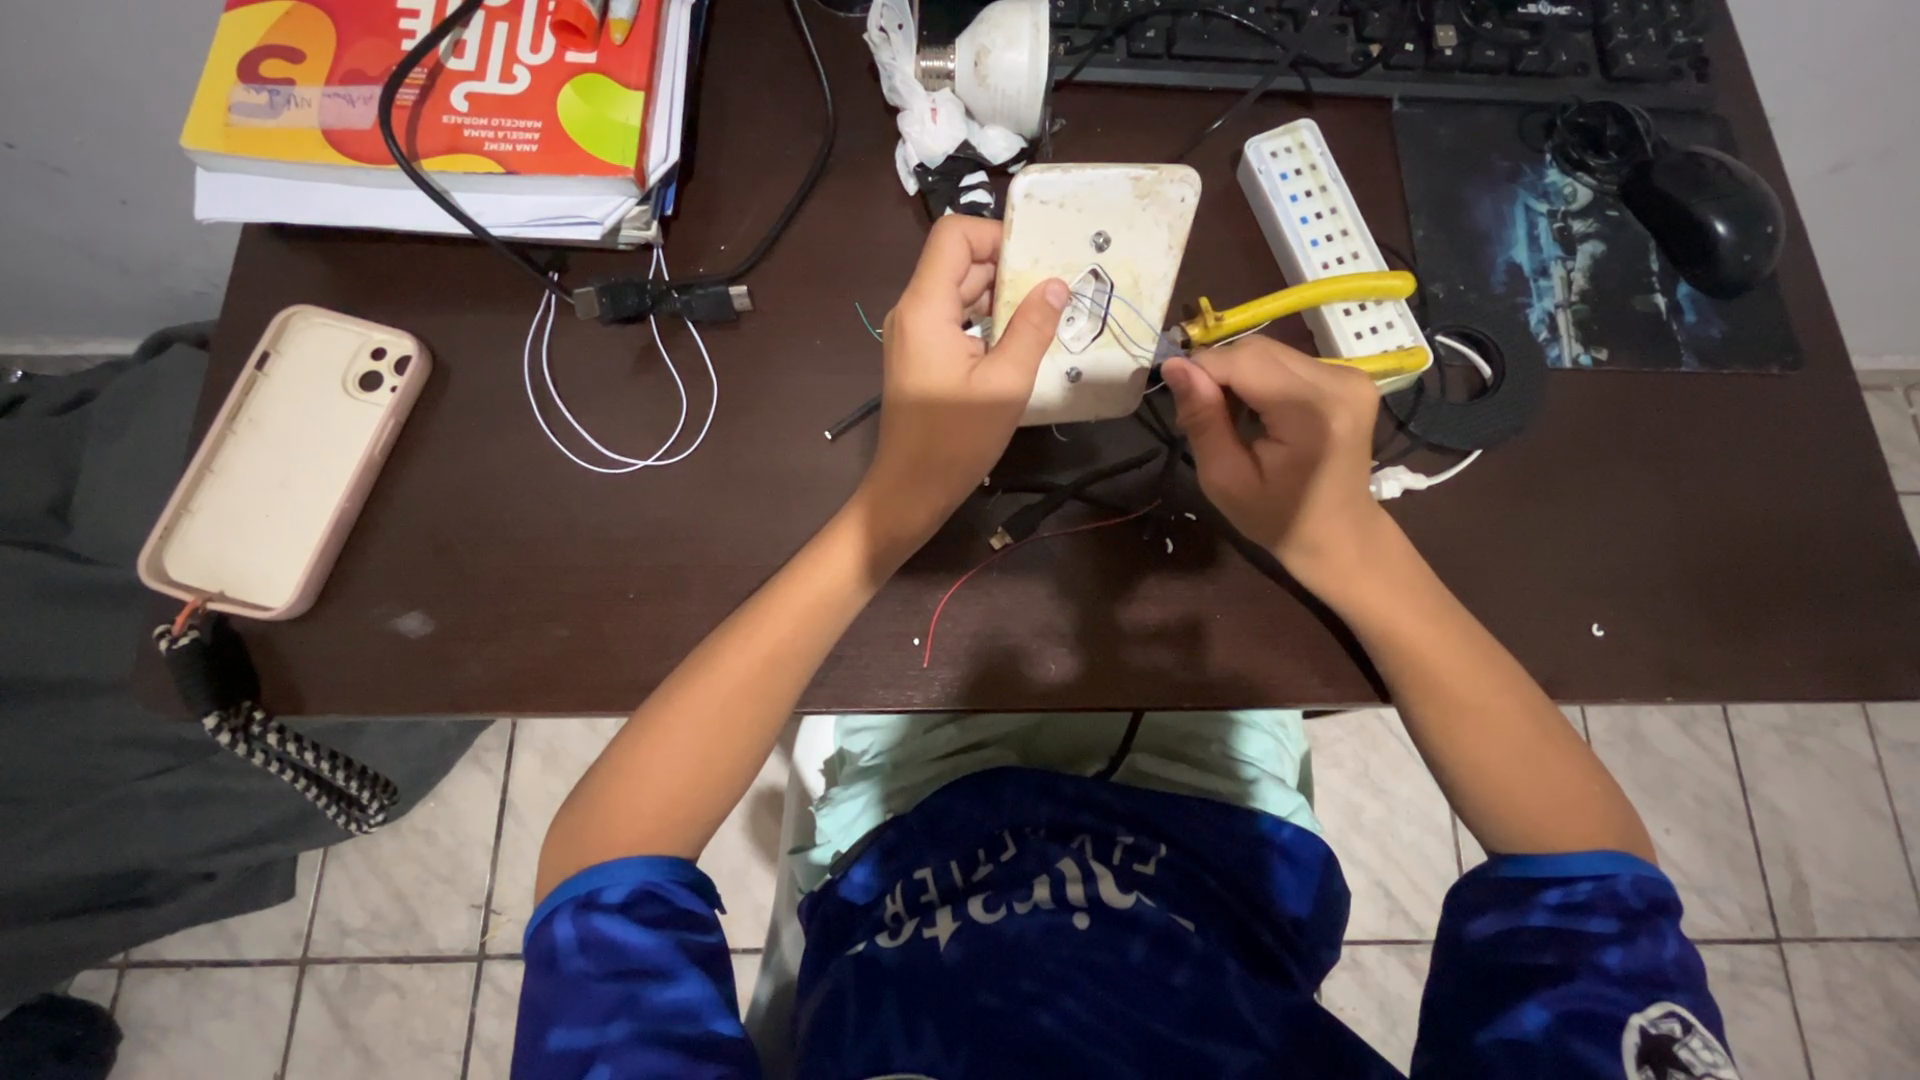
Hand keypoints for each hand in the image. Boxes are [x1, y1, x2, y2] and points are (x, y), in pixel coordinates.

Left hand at [855, 215, 1067, 550]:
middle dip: (1006, 268)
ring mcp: (913, 335)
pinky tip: (1017, 343)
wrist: (911, 489)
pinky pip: (954, 320)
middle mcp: (912, 311)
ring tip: (1043, 316)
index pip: (954, 235)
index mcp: (925, 307)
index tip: (1036, 262)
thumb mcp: (1006, 384)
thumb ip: (1032, 328)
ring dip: (999, 297)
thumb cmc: (956, 440)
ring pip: (958, 292)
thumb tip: (1056, 285)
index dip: (996, 236)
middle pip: (958, 262)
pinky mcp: (920, 356)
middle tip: (1053, 290)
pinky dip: (985, 321)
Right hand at [1161, 338, 1389, 587]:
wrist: (1339, 535)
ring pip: (1270, 351)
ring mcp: (1350, 376)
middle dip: (1219, 374)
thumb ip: (1202, 419)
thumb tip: (1174, 366)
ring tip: (1231, 420)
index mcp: (1311, 412)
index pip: (1243, 360)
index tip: (1182, 405)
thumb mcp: (1225, 479)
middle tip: (1203, 418)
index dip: (1202, 370)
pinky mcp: (1350, 377)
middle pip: (1257, 350)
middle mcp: (1338, 382)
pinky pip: (1288, 362)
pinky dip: (1262, 380)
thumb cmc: (1277, 518)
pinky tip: (1258, 414)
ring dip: (1239, 377)